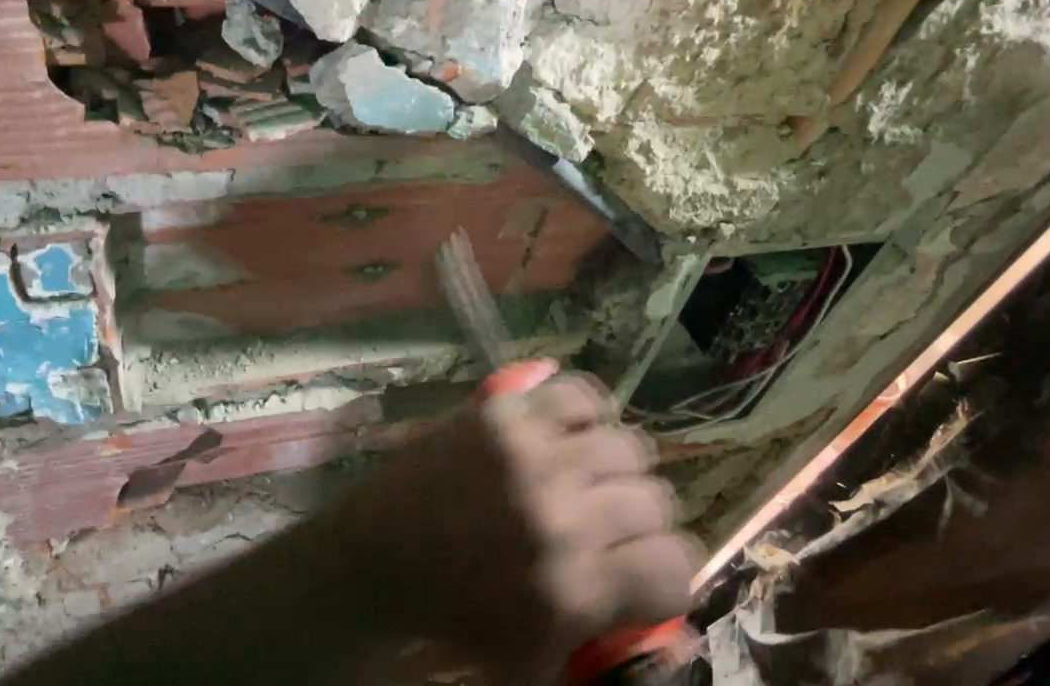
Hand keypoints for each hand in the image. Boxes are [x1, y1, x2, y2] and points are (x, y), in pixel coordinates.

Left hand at [319, 367, 702, 675]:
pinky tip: (570, 432)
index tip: (642, 568)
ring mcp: (531, 455)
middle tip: (608, 522)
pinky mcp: (501, 413)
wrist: (374, 563)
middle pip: (654, 498)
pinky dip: (587, 410)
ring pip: (627, 443)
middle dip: (639, 518)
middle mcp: (562, 515)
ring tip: (589, 476)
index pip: (675, 565)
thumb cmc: (454, 620)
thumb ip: (605, 631)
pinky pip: (579, 392)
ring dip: (616, 466)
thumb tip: (668, 615)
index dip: (665, 571)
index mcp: (574, 590)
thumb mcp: (536, 656)